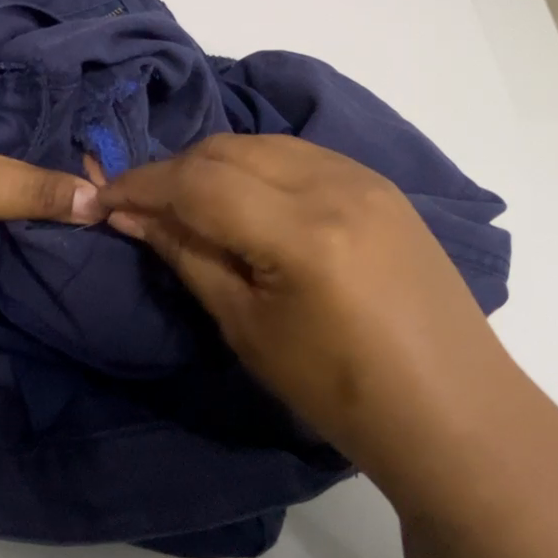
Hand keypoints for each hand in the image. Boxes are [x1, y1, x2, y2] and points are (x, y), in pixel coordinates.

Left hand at [0, 92, 102, 311]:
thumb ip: (35, 188)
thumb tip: (100, 201)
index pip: (21, 90)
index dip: (64, 103)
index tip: (112, 115)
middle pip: (26, 133)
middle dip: (66, 148)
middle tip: (120, 159)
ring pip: (23, 169)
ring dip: (57, 181)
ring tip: (112, 185)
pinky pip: (15, 200)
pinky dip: (41, 206)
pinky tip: (80, 210)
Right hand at [98, 134, 513, 472]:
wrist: (454, 413)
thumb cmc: (338, 388)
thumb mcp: (245, 326)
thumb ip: (186, 255)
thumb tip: (129, 214)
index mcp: (303, 233)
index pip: (198, 182)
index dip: (141, 185)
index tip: (102, 199)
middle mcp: (336, 186)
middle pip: (225, 149)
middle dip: (172, 171)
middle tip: (141, 206)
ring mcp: (365, 178)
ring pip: (259, 144)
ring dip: (211, 165)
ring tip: (187, 203)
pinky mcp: (380, 185)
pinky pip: (296, 153)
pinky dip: (253, 166)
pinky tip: (242, 198)